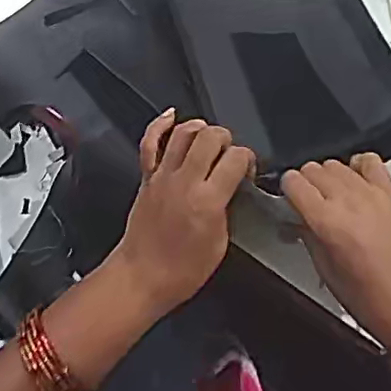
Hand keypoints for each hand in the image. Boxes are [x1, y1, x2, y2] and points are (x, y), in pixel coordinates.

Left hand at [104, 110, 254, 317]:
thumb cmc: (182, 270)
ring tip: (209, 136)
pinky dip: (160, 125)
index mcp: (207, 201)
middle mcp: (184, 181)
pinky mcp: (146, 176)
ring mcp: (162, 175)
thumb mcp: (220, 243)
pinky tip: (171, 115)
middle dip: (226, 138)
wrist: (142, 275)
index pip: (235, 159)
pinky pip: (149, 142)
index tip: (247, 168)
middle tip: (230, 153)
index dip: (247, 158)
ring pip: (182, 133)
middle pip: (210, 137)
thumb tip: (229, 187)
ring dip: (200, 128)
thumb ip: (226, 208)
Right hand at [282, 154, 390, 345]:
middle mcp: (349, 202)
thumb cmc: (369, 298)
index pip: (292, 180)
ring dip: (328, 177)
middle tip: (310, 203)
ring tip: (333, 197)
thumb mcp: (323, 268)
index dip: (287, 189)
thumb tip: (294, 216)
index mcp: (327, 221)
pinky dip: (358, 167)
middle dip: (305, 184)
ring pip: (335, 163)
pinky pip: (369, 161)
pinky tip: (356, 182)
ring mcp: (372, 194)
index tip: (290, 200)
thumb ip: (305, 233)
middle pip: (312, 168)